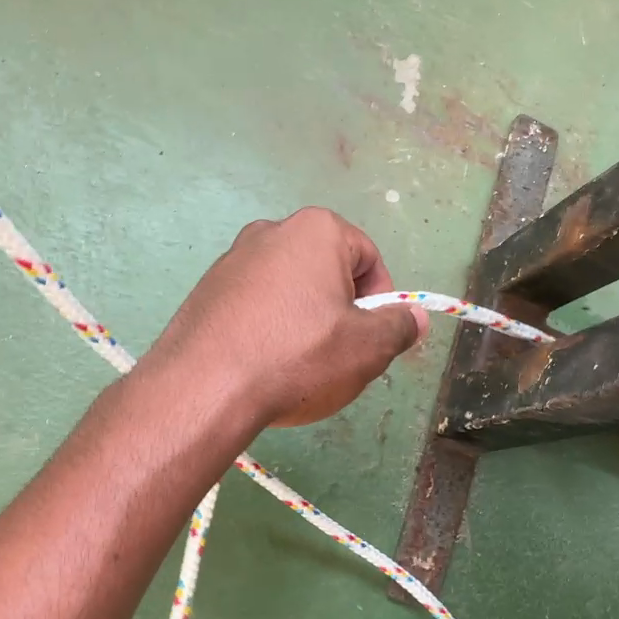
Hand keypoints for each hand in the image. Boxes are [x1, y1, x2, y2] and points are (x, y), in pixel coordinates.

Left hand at [140, 207, 427, 427]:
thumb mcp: (367, 349)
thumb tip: (414, 317)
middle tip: (338, 358)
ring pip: (288, 292)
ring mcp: (232, 260)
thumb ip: (398, 327)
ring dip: (303, 325)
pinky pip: (253, 308)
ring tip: (297, 369)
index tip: (374, 339)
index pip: (368, 257)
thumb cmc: (297, 358)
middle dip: (340, 313)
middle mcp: (271, 232)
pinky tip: (262, 369)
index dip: (381, 300)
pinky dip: (267, 332)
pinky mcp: (205, 293)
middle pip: (325, 272)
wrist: (204, 388)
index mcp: (316, 230)